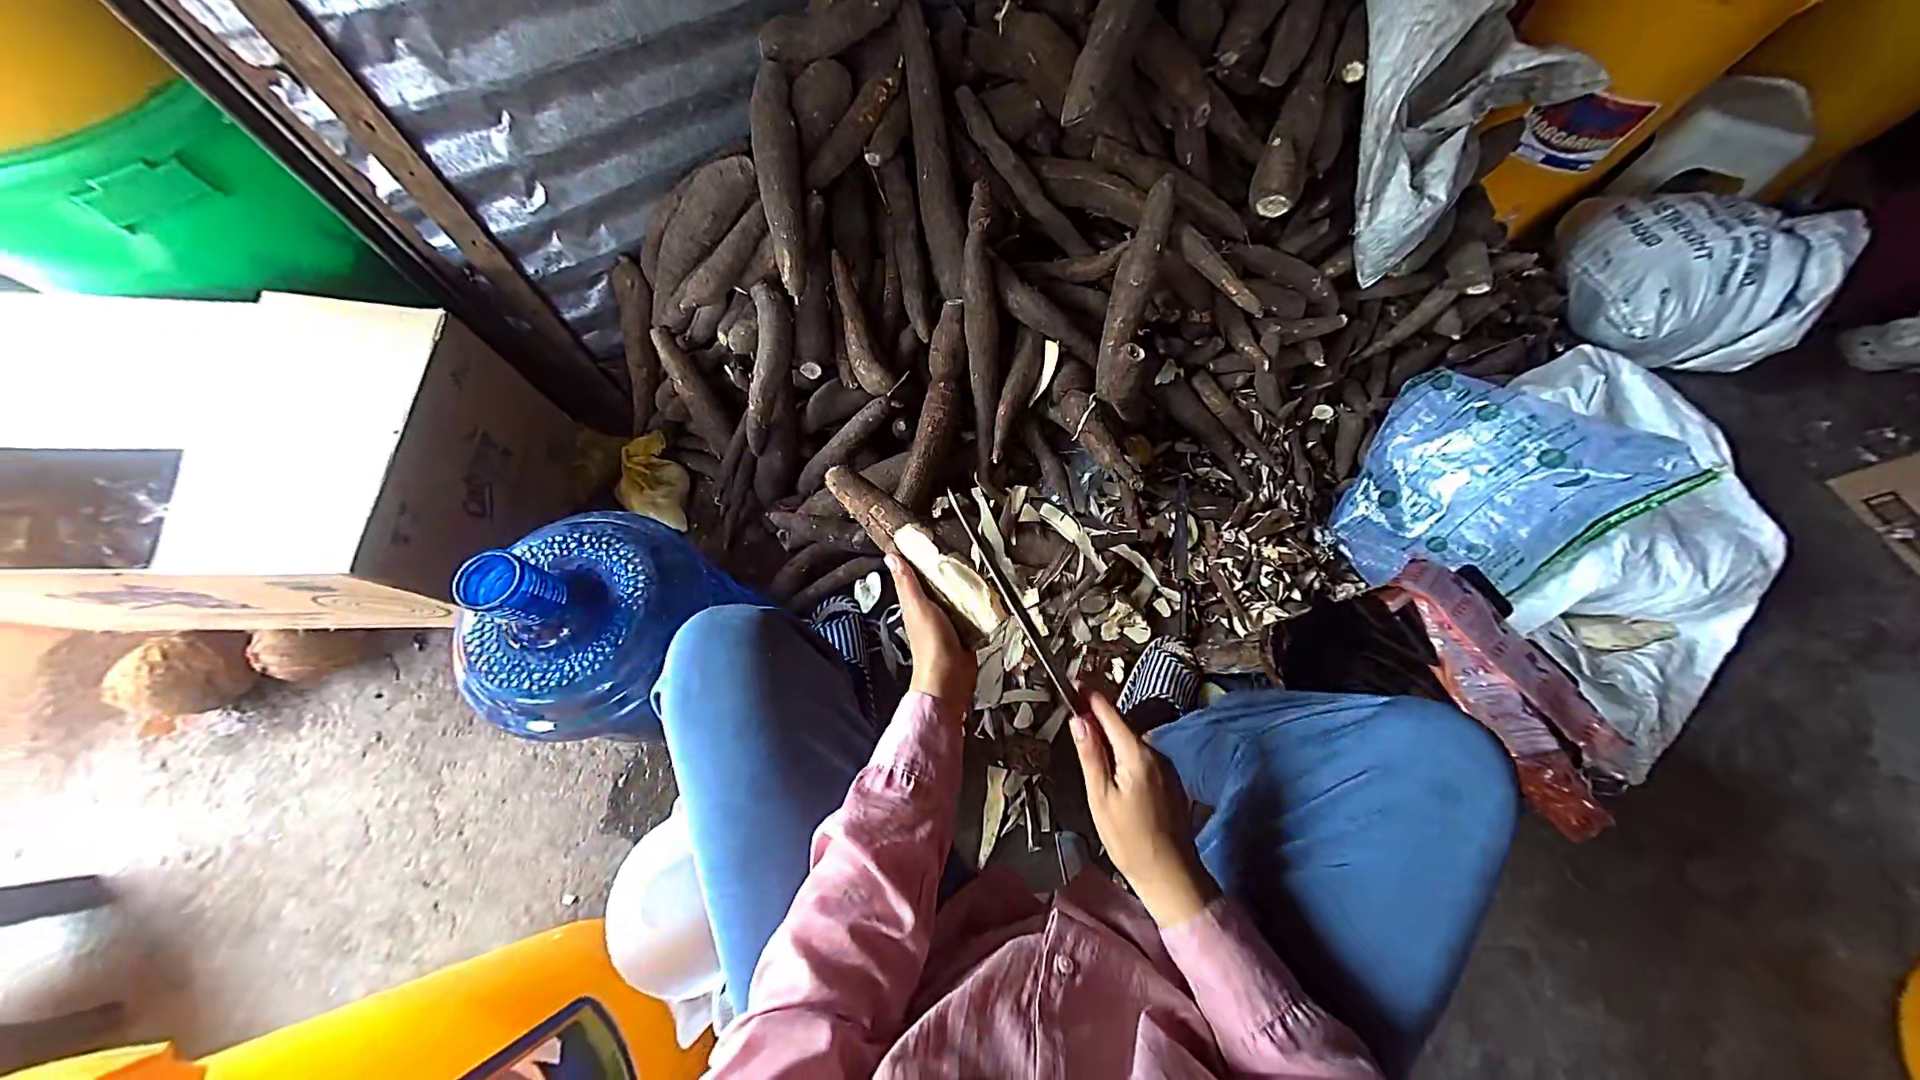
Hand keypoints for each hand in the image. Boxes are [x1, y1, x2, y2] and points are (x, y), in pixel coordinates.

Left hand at [887, 553, 974, 712]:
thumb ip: (907, 583)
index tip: (927, 540)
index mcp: (915, 604)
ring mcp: (949, 621)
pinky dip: (976, 603)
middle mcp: (931, 611)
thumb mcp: (917, 606)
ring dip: (963, 585)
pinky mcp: (966, 630)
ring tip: (973, 567)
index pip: (915, 575)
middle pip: (938, 584)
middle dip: (946, 570)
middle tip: (958, 550)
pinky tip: (983, 593)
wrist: (951, 677)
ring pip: (956, 596)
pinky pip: (971, 611)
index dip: (920, 559)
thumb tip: (891, 557)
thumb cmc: (930, 644)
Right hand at [1070, 689, 1215, 927]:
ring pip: (1131, 741)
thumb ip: (1091, 754)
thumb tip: (1079, 720)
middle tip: (1074, 708)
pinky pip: (1142, 756)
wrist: (1170, 874)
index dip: (1090, 697)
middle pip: (1122, 725)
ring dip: (1111, 736)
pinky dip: (1124, 753)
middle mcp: (1156, 754)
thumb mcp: (1100, 797)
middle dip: (1098, 716)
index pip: (1110, 713)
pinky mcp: (1169, 781)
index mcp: (1137, 754)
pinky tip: (1112, 767)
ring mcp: (1166, 767)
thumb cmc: (1129, 840)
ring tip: (1088, 739)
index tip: (1075, 682)